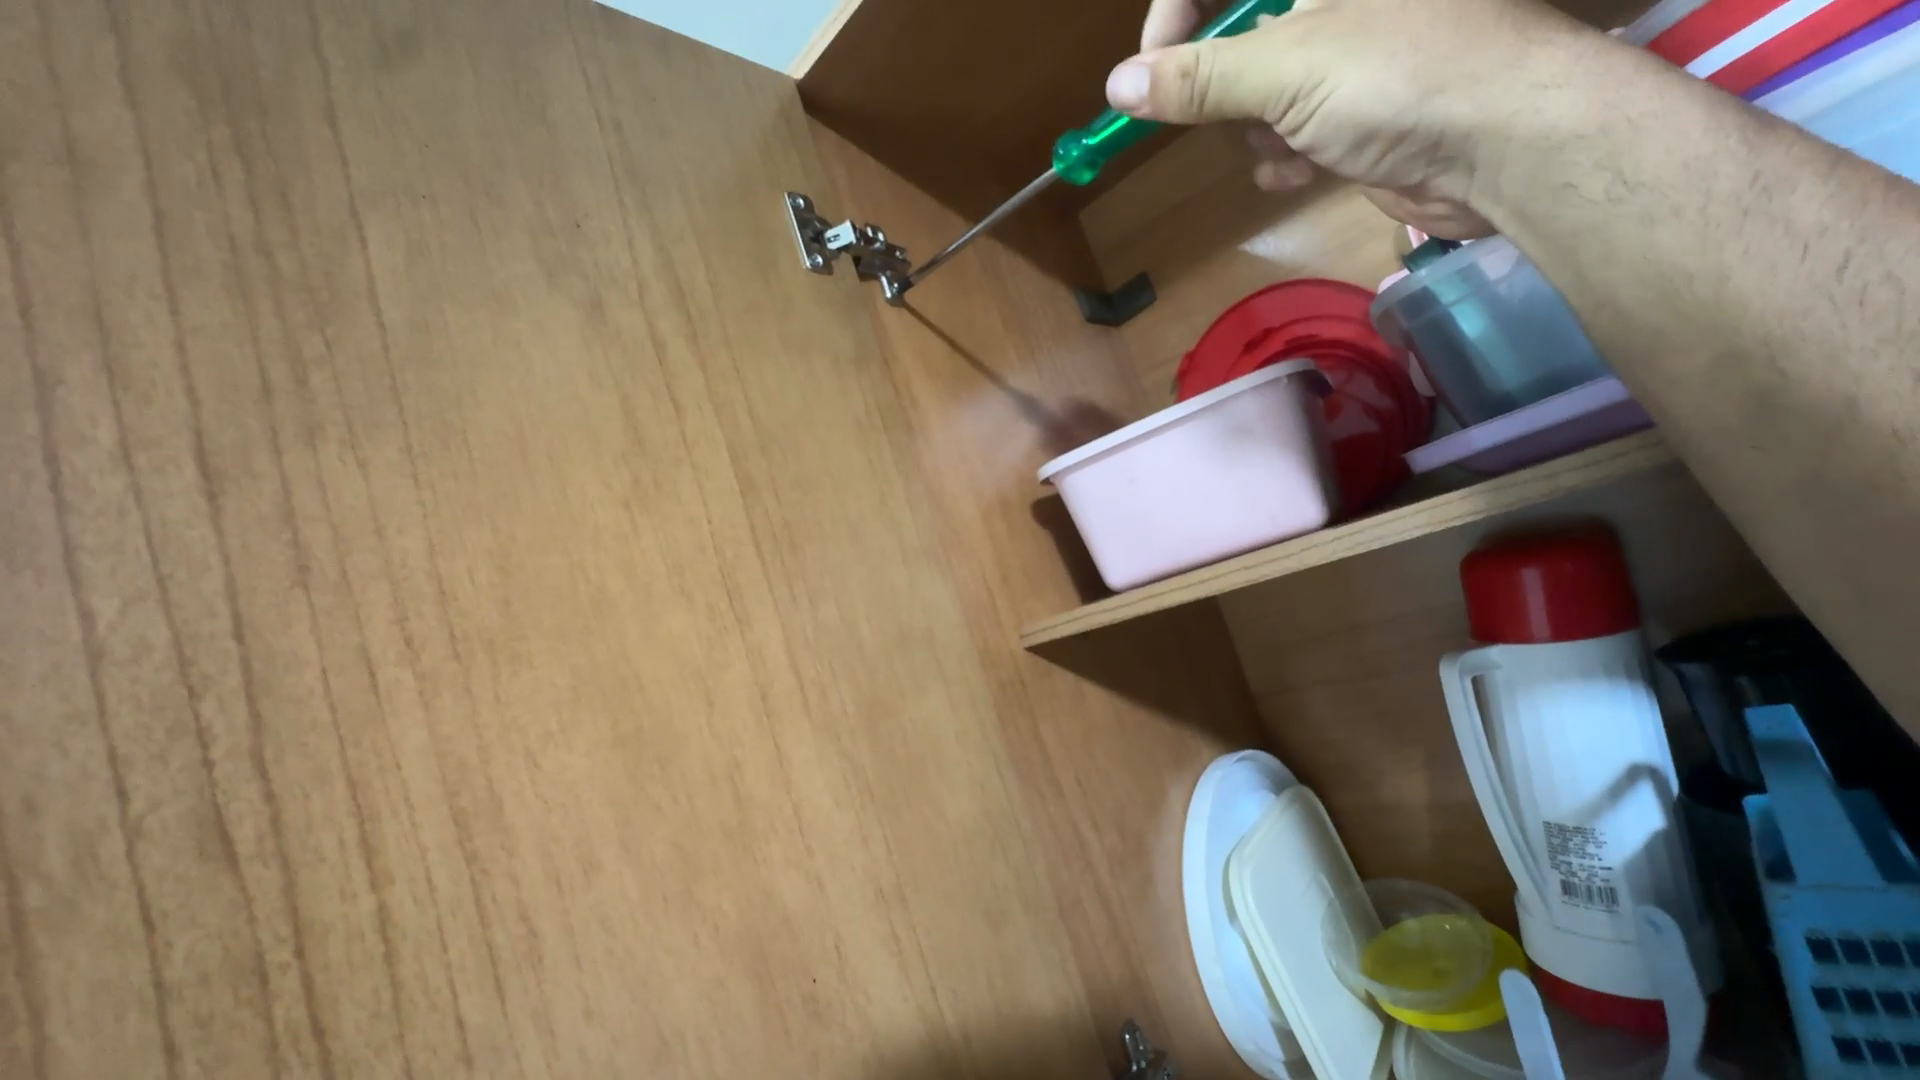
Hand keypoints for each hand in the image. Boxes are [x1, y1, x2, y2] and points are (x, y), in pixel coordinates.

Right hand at [1114, 0, 1606, 238]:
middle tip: (1242, 116)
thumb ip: (1198, 77)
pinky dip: (1285, 154)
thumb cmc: (1401, 77)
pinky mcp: (1357, 110)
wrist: (1507, 145)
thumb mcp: (1287, 70)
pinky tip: (1301, 170)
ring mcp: (1347, 55)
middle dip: (1227, 91)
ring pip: (1257, 93)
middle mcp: (1332, 1)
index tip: (1148, 69)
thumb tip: (1119, 85)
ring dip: (1257, 132)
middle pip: (1235, 38)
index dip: (1174, 15)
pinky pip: (1290, 128)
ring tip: (1288, 147)